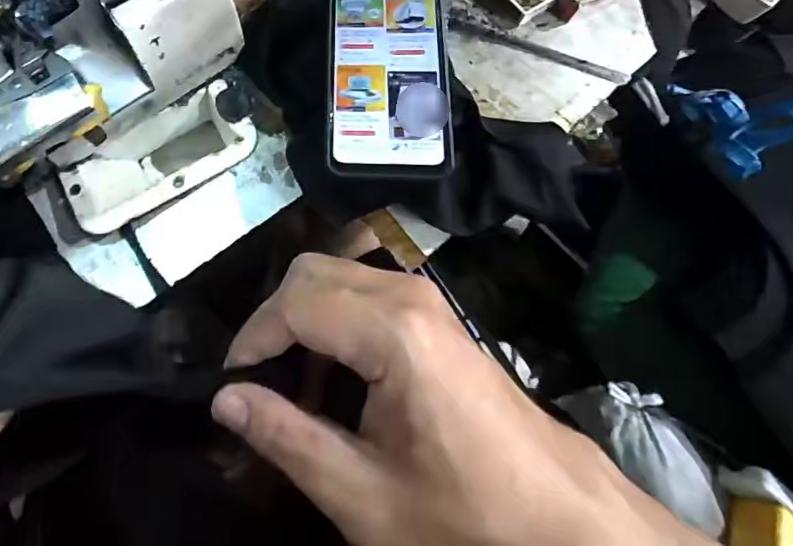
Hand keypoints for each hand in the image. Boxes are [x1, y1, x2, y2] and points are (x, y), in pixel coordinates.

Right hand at [211, 254, 711, 545]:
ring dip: (302, 318)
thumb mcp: (364, 497)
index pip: (295, 302)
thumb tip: (223, 400)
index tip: (227, 386)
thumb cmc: (467, 519)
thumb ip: (287, 438)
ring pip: (336, 275)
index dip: (251, 339)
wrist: (569, 525)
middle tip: (255, 385)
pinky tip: (334, 378)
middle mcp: (407, 294)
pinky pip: (363, 292)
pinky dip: (333, 319)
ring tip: (292, 388)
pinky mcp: (434, 312)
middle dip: (272, 320)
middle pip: (311, 272)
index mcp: (392, 331)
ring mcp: (426, 297)